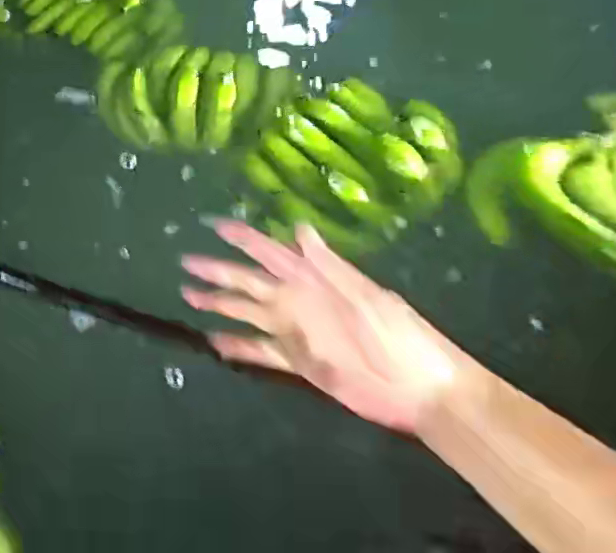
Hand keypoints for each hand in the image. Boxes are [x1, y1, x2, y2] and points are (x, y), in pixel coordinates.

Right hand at [181, 221, 470, 434]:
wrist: (429, 392)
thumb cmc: (403, 336)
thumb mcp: (367, 295)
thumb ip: (329, 265)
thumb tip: (299, 227)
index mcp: (310, 278)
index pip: (267, 250)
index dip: (242, 236)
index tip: (213, 223)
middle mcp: (295, 300)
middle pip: (246, 280)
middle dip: (215, 270)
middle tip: (186, 262)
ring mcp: (294, 331)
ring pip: (246, 311)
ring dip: (218, 303)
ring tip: (190, 297)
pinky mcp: (299, 363)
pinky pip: (260, 350)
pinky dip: (237, 346)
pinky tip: (215, 342)